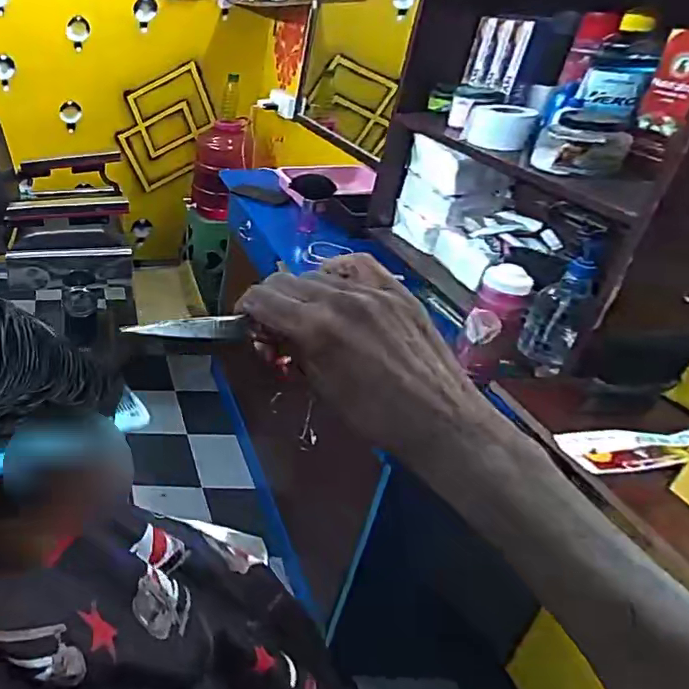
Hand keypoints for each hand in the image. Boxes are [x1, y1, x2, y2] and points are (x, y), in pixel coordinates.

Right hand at [234, 254, 499, 459]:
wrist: (443, 423)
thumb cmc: (375, 417)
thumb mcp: (318, 385)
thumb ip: (289, 350)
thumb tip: (271, 333)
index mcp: (315, 328)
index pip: (260, 297)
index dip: (245, 309)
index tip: (247, 323)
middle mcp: (339, 299)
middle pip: (281, 280)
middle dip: (268, 301)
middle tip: (273, 326)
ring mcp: (371, 291)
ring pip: (313, 273)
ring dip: (300, 291)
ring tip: (309, 315)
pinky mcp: (397, 291)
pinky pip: (355, 265)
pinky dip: (337, 272)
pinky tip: (337, 289)